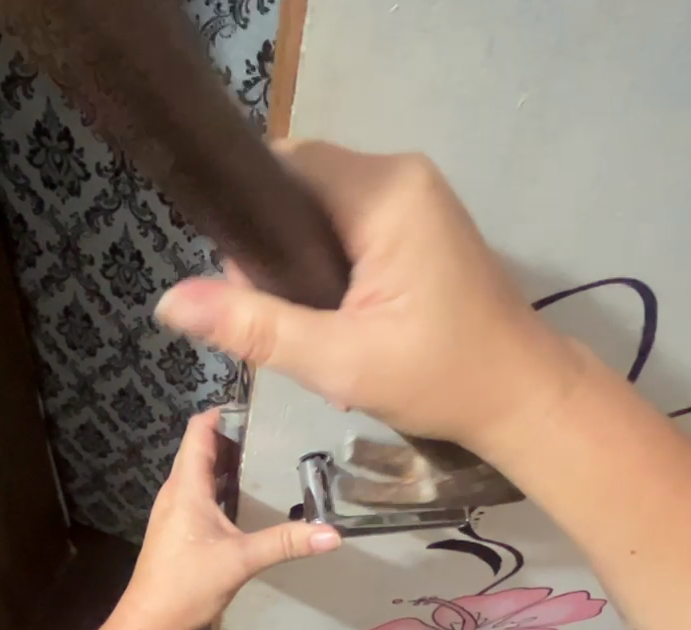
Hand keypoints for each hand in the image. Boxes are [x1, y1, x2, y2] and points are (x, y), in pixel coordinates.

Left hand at [115, 410, 340, 629]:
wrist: (150, 622)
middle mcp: (175, 491)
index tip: (257, 406)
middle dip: (233, 435)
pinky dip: (220, 486)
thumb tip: (333, 535)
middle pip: (200, 448)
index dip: (222, 412)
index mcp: (186, 487)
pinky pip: (198, 494)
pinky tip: (245, 498)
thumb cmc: (187, 584)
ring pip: (199, 473)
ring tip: (266, 458)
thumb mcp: (241, 561)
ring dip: (226, 462)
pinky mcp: (176, 529)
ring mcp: (173, 511)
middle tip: (273, 432)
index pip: (198, 431)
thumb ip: (285, 543)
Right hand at [152, 141, 586, 452]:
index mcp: (383, 193)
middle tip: (277, 321)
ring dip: (295, 265)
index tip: (238, 285)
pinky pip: (342, 226)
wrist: (521, 398)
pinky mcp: (414, 223)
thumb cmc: (439, 380)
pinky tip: (329, 316)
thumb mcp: (337, 360)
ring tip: (307, 326)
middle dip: (270, 252)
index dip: (244, 221)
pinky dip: (323, 268)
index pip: (281, 169)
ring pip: (315, 210)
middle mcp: (398, 176)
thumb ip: (253, 327)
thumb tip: (169, 303)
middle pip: (296, 187)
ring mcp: (411, 196)